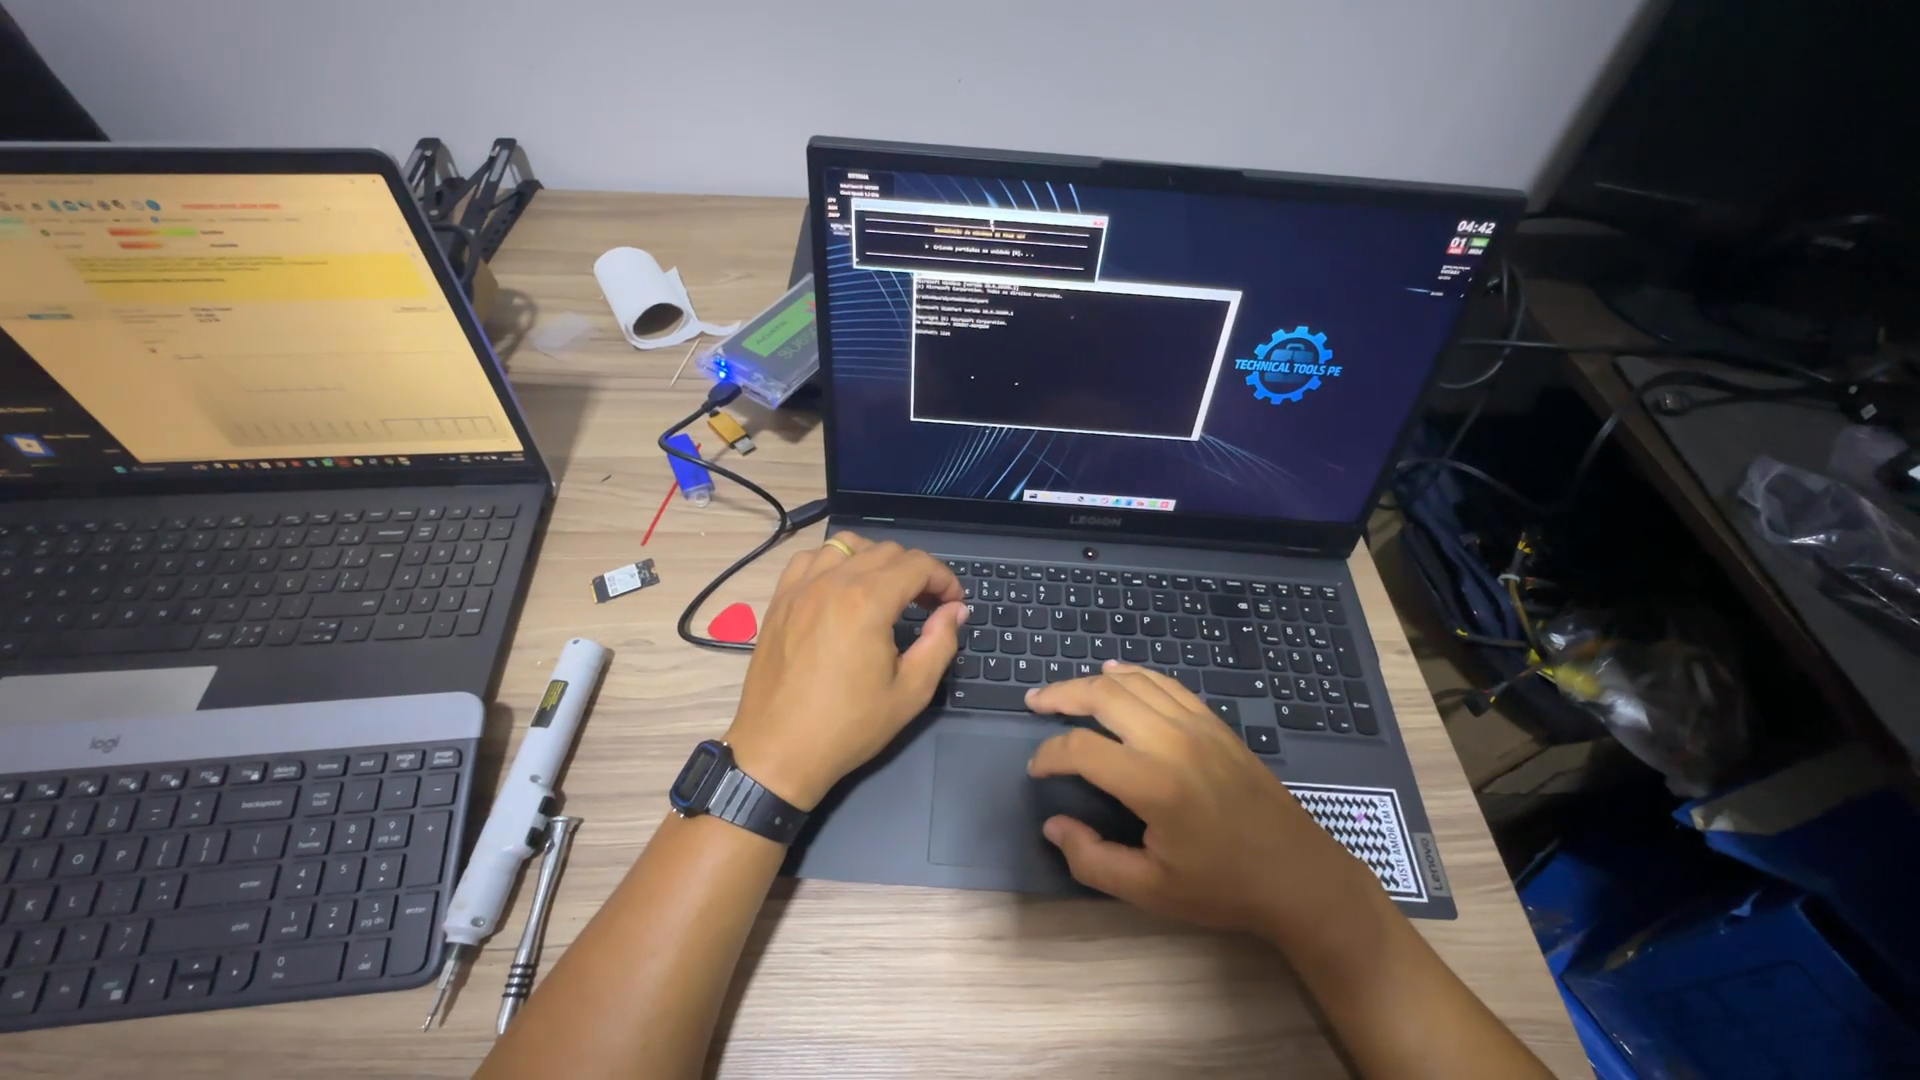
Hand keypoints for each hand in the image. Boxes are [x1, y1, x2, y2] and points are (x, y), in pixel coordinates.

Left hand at [726, 532, 965, 810]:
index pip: (917, 565)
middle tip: (928, 604)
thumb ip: (940, 643)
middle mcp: (832, 582)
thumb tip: (955, 610)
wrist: (778, 752)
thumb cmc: (848, 727)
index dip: (944, 579)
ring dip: (875, 559)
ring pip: (847, 545)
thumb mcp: (910, 692)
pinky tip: (841, 588)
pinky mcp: (779, 600)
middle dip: (916, 571)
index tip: (953, 603)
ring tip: (886, 591)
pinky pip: (809, 558)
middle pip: (886, 551)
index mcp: (867, 602)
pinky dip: (833, 562)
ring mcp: (800, 588)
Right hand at [1026, 662, 1377, 942]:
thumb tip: (1053, 826)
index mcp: (1154, 784)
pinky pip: (1166, 684)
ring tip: (1064, 691)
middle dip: (1061, 694)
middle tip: (1034, 702)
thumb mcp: (1150, 891)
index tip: (1036, 770)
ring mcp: (1198, 726)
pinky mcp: (1216, 724)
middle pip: (1104, 695)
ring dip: (1093, 680)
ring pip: (1134, 681)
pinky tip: (1116, 675)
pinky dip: (1134, 674)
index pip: (1081, 750)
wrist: (1299, 875)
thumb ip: (1092, 860)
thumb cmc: (1223, 888)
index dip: (1048, 756)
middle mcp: (1173, 741)